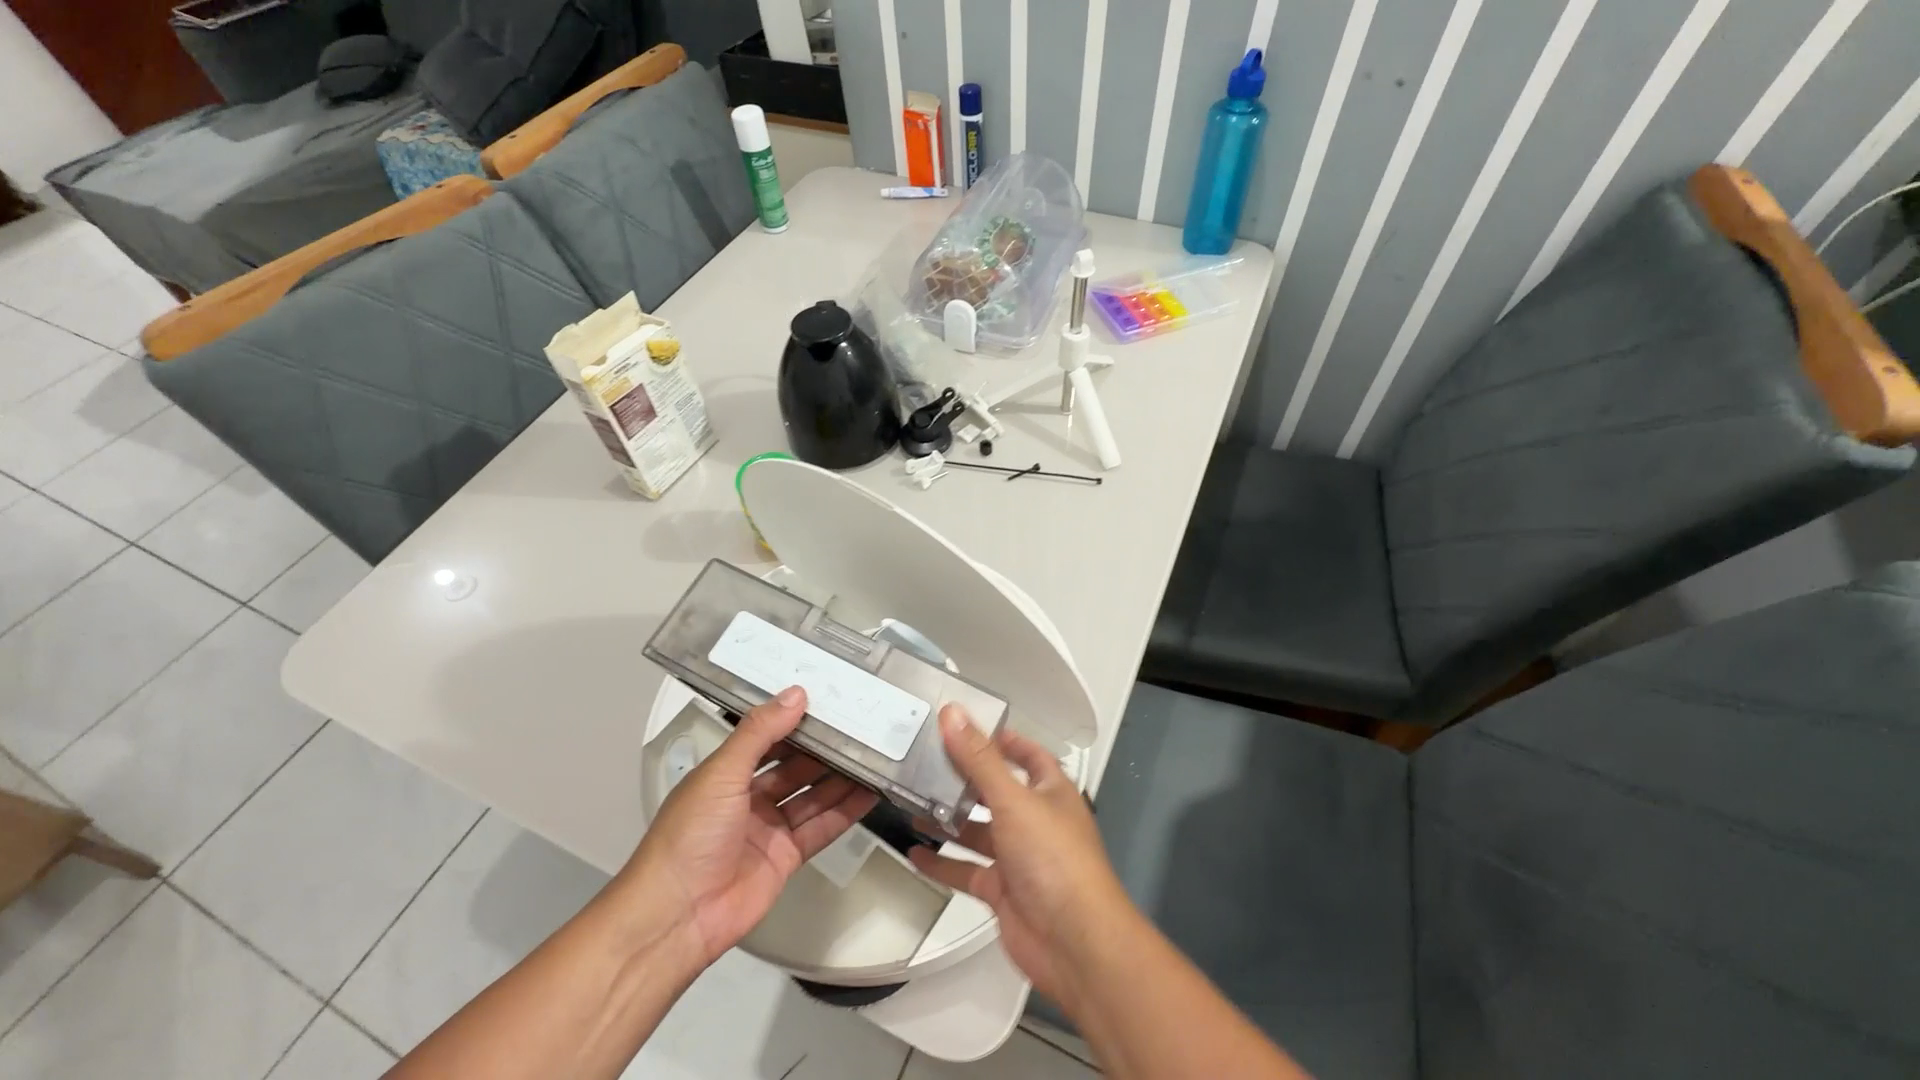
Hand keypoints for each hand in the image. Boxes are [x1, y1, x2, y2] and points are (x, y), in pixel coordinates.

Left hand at [624, 686, 879, 965]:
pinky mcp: (786, 857)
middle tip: (860, 727)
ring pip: (812, 796)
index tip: (826, 701)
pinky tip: (868, 794)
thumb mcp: (722, 773)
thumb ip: (760, 733)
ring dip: (839, 778)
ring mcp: (768, 829)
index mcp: (725, 774)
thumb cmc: (689, 837)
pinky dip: (845, 812)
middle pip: (794, 767)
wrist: (678, 914)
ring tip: (873, 755)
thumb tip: (795, 694)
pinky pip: (821, 828)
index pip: (766, 739)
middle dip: (823, 749)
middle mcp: (747, 798)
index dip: (794, 721)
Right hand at [909, 707, 1134, 1011]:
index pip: (1030, 756)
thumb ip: (980, 760)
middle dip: (965, 779)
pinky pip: (967, 871)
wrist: (1073, 942)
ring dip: (949, 820)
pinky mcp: (1002, 891)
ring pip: (979, 832)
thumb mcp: (1014, 801)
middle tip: (925, 761)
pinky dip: (942, 863)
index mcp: (1051, 793)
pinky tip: (914, 853)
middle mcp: (1036, 821)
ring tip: (911, 801)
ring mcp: (1019, 858)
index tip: (970, 728)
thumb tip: (954, 714)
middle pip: (997, 792)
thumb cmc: (1054, 860)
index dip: (1004, 741)